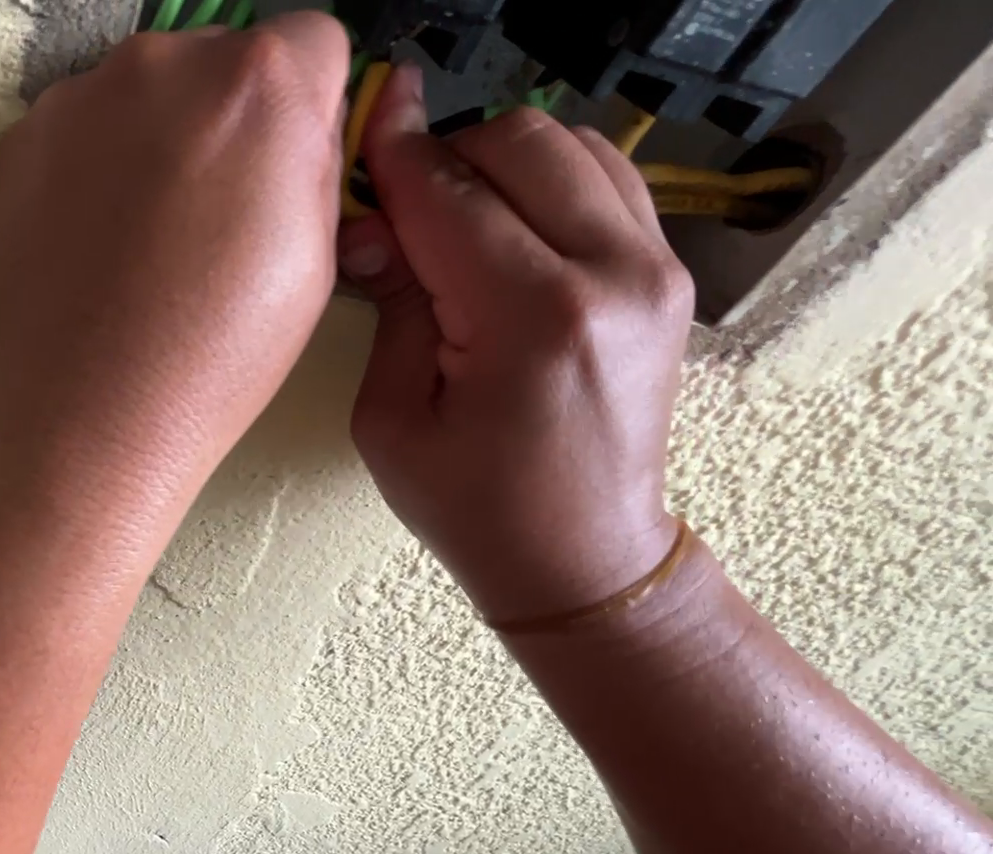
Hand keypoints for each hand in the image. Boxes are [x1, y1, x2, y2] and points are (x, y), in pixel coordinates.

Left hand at [0, 14, 349, 526]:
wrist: (76, 427)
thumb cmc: (200, 367)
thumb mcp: (314, 268)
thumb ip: (311, 167)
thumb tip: (296, 133)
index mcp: (259, 88)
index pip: (307, 47)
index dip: (301, 115)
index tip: (276, 173)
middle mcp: (160, 67)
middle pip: (215, 67)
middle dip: (220, 130)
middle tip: (202, 228)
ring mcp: (72, 105)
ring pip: (136, 103)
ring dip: (145, 151)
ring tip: (133, 256)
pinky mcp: (12, 148)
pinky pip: (70, 140)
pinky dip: (82, 179)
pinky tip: (84, 258)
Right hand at [340, 65, 696, 623]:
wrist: (578, 554)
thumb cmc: (468, 504)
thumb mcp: (389, 419)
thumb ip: (392, 307)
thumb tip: (377, 229)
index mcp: (530, 319)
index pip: (450, 197)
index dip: (395, 155)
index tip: (365, 119)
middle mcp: (611, 274)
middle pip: (519, 144)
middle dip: (443, 155)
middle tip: (394, 206)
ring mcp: (655, 269)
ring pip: (572, 145)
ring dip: (496, 162)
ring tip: (446, 216)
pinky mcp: (666, 275)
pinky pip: (607, 180)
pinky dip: (546, 179)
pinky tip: (503, 223)